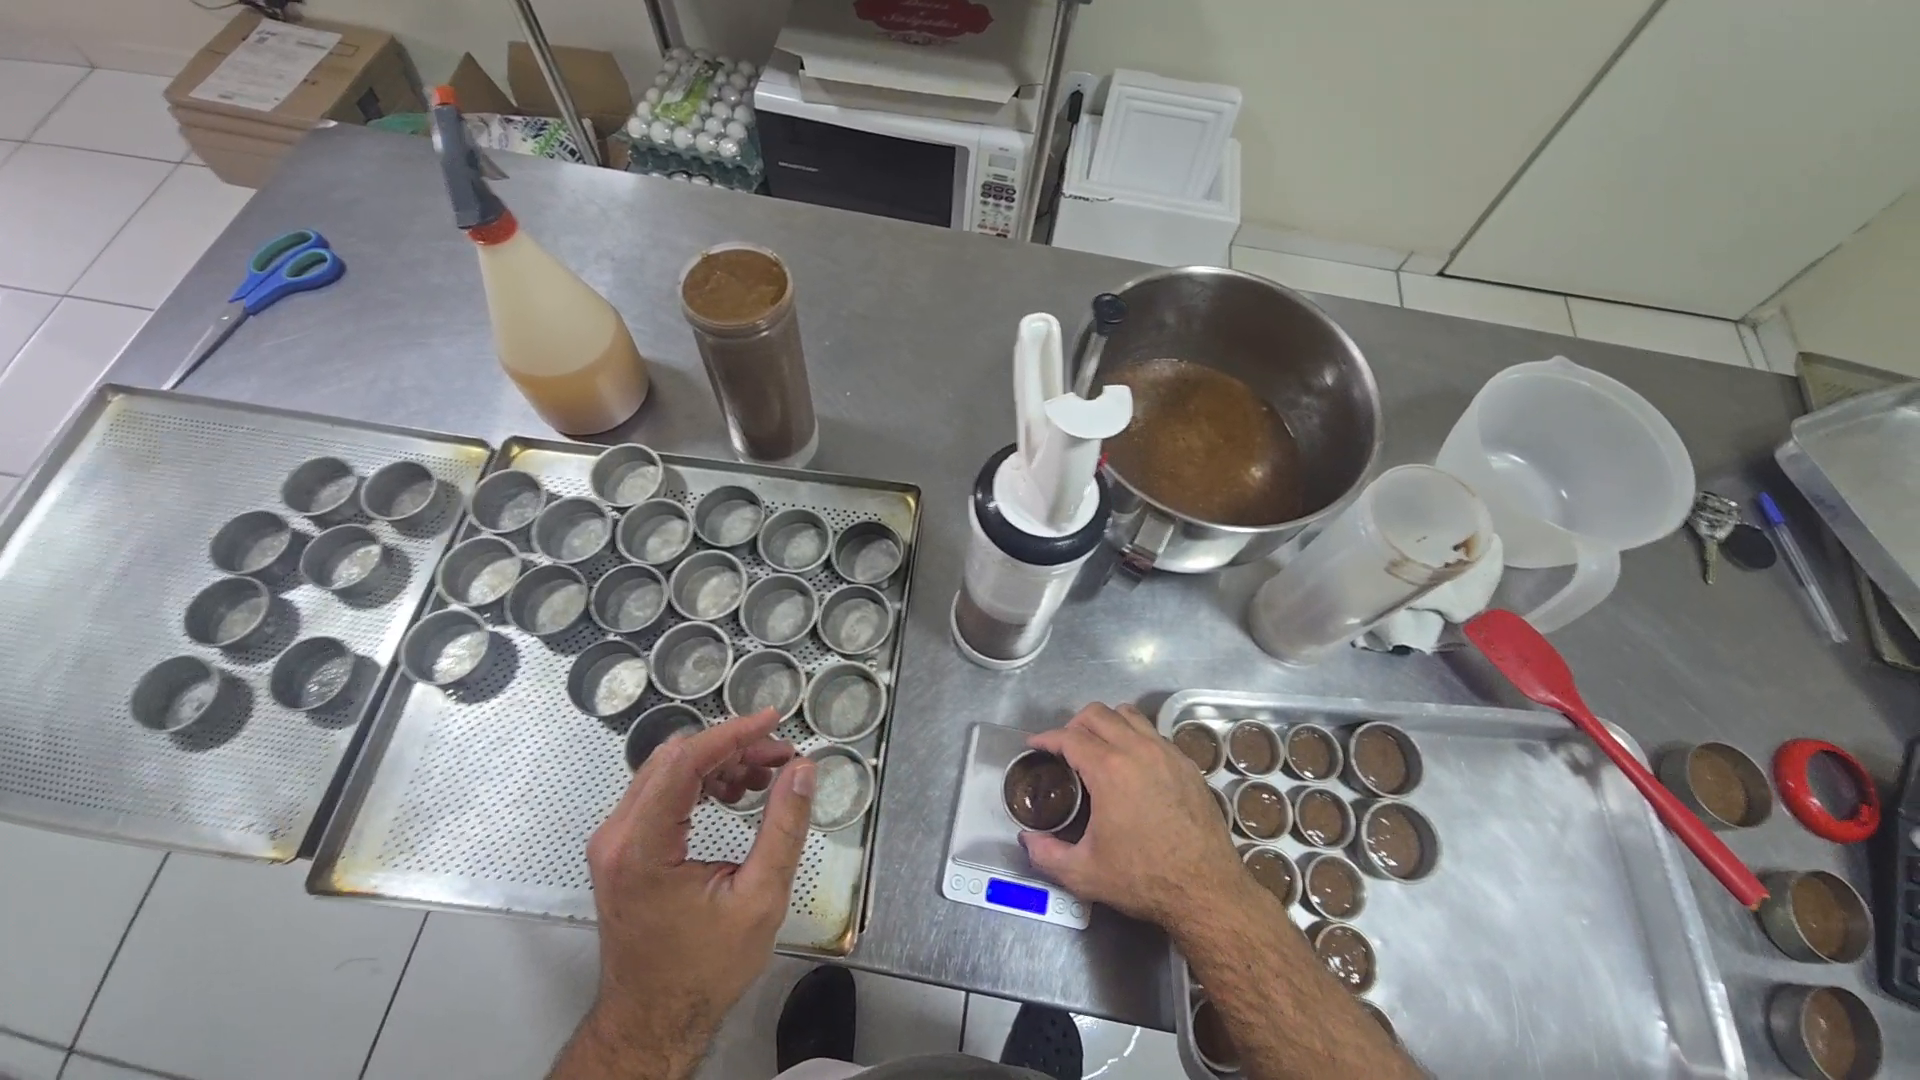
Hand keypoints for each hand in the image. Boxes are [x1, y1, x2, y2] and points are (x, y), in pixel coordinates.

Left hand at [553, 708, 814, 1079]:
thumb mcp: (759, 898)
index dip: (733, 734)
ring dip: (719, 764)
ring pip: (667, 771)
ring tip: (765, 777)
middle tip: (781, 759)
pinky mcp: (622, 849)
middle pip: (674, 759)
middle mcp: (616, 835)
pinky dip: (701, 784)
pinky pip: (660, 793)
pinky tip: (735, 794)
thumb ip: (783, 827)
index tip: (774, 720)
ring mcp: (614, 842)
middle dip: (733, 748)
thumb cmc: (706, 968)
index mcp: (641, 848)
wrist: (655, 1017)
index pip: (685, 762)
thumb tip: (803, 770)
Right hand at [1021, 703, 1244, 926]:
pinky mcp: (1187, 765)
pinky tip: (1131, 764)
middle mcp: (1139, 751)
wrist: (1205, 890)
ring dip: (1106, 723)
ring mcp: (1167, 754)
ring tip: (1097, 746)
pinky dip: (1135, 737)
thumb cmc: (1143, 878)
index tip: (1035, 745)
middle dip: (1073, 724)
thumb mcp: (1083, 872)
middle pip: (1098, 714)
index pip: (1069, 737)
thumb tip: (1027, 840)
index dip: (1046, 738)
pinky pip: (1154, 734)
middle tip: (1064, 747)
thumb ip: (1046, 853)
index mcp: (1109, 770)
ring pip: (1129, 715)